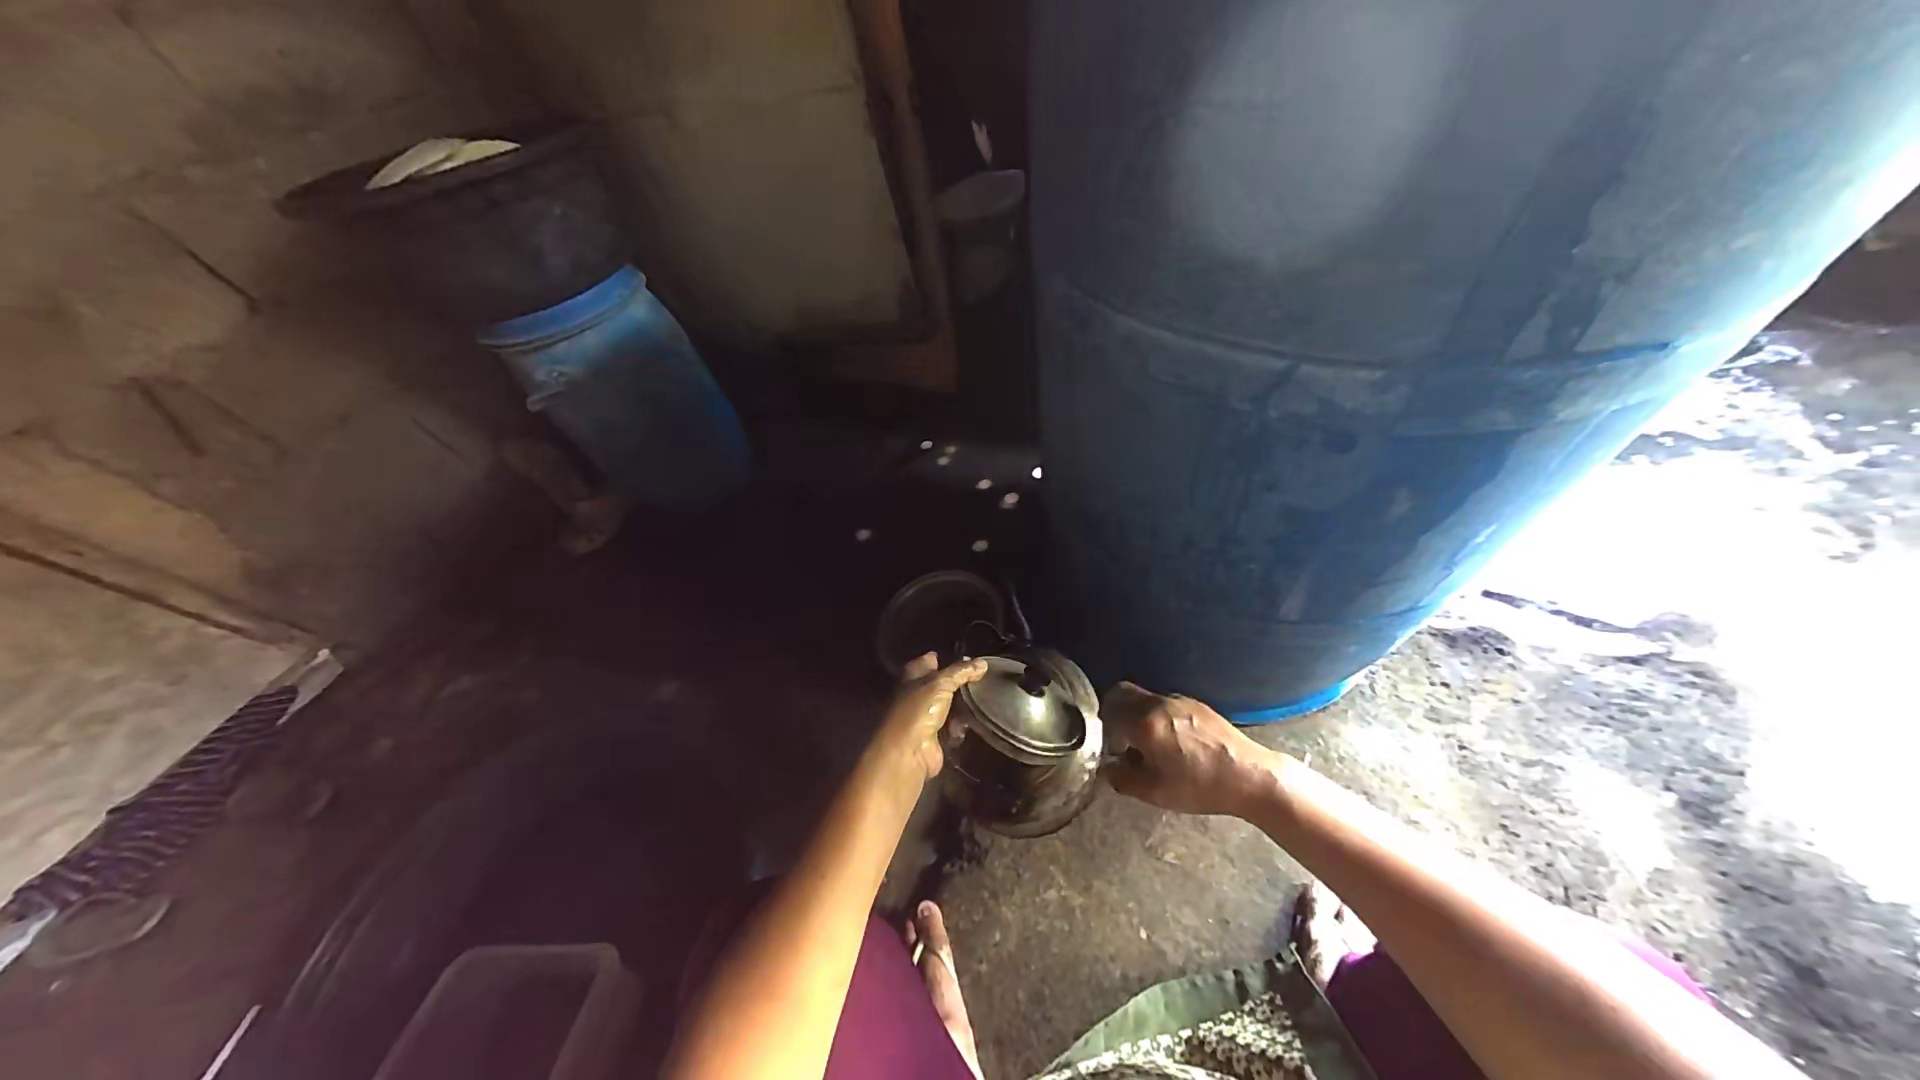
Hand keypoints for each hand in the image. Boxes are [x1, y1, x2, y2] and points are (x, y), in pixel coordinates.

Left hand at [867, 652, 987, 786]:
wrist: (908, 752)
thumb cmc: (919, 710)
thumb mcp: (941, 683)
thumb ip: (961, 672)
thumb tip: (982, 663)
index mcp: (912, 676)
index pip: (929, 661)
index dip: (947, 659)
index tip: (969, 659)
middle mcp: (917, 694)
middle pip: (942, 685)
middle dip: (959, 685)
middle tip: (980, 682)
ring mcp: (925, 716)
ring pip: (950, 706)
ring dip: (962, 708)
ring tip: (976, 705)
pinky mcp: (934, 736)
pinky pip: (952, 727)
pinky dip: (958, 728)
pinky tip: (961, 728)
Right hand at [1102, 682, 1279, 816]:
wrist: (1250, 776)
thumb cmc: (1200, 786)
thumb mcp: (1154, 793)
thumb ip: (1122, 779)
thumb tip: (1108, 768)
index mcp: (1144, 722)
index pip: (1107, 711)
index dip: (1103, 730)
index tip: (1112, 748)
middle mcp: (1158, 703)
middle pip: (1121, 693)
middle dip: (1114, 712)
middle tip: (1121, 739)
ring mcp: (1179, 700)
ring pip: (1144, 696)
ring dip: (1137, 713)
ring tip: (1151, 744)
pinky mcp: (1197, 703)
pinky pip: (1164, 702)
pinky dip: (1157, 715)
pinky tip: (1174, 741)